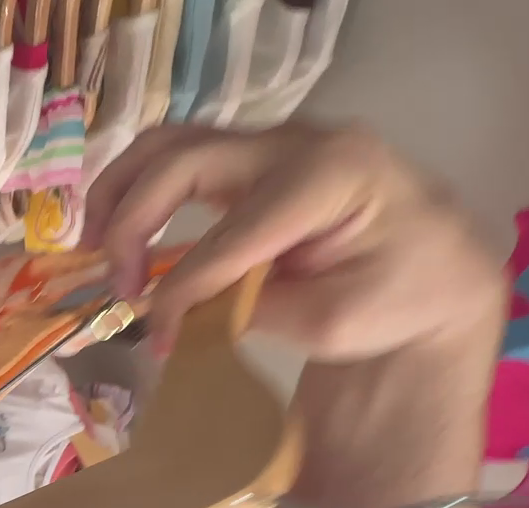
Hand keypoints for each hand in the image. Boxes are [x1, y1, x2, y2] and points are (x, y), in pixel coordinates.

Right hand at [82, 123, 509, 361]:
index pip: (226, 238)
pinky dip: (133, 192)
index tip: (158, 342)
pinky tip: (116, 233)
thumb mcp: (326, 321)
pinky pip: (173, 159)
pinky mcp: (249, 161)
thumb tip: (168, 315)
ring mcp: (271, 145)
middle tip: (119, 286)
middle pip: (179, 162)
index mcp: (332, 177)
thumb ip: (243, 309)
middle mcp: (298, 143)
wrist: (434, 275)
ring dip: (117, 196)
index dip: (179, 294)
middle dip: (129, 226)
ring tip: (95, 250)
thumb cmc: (393, 301)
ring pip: (165, 146)